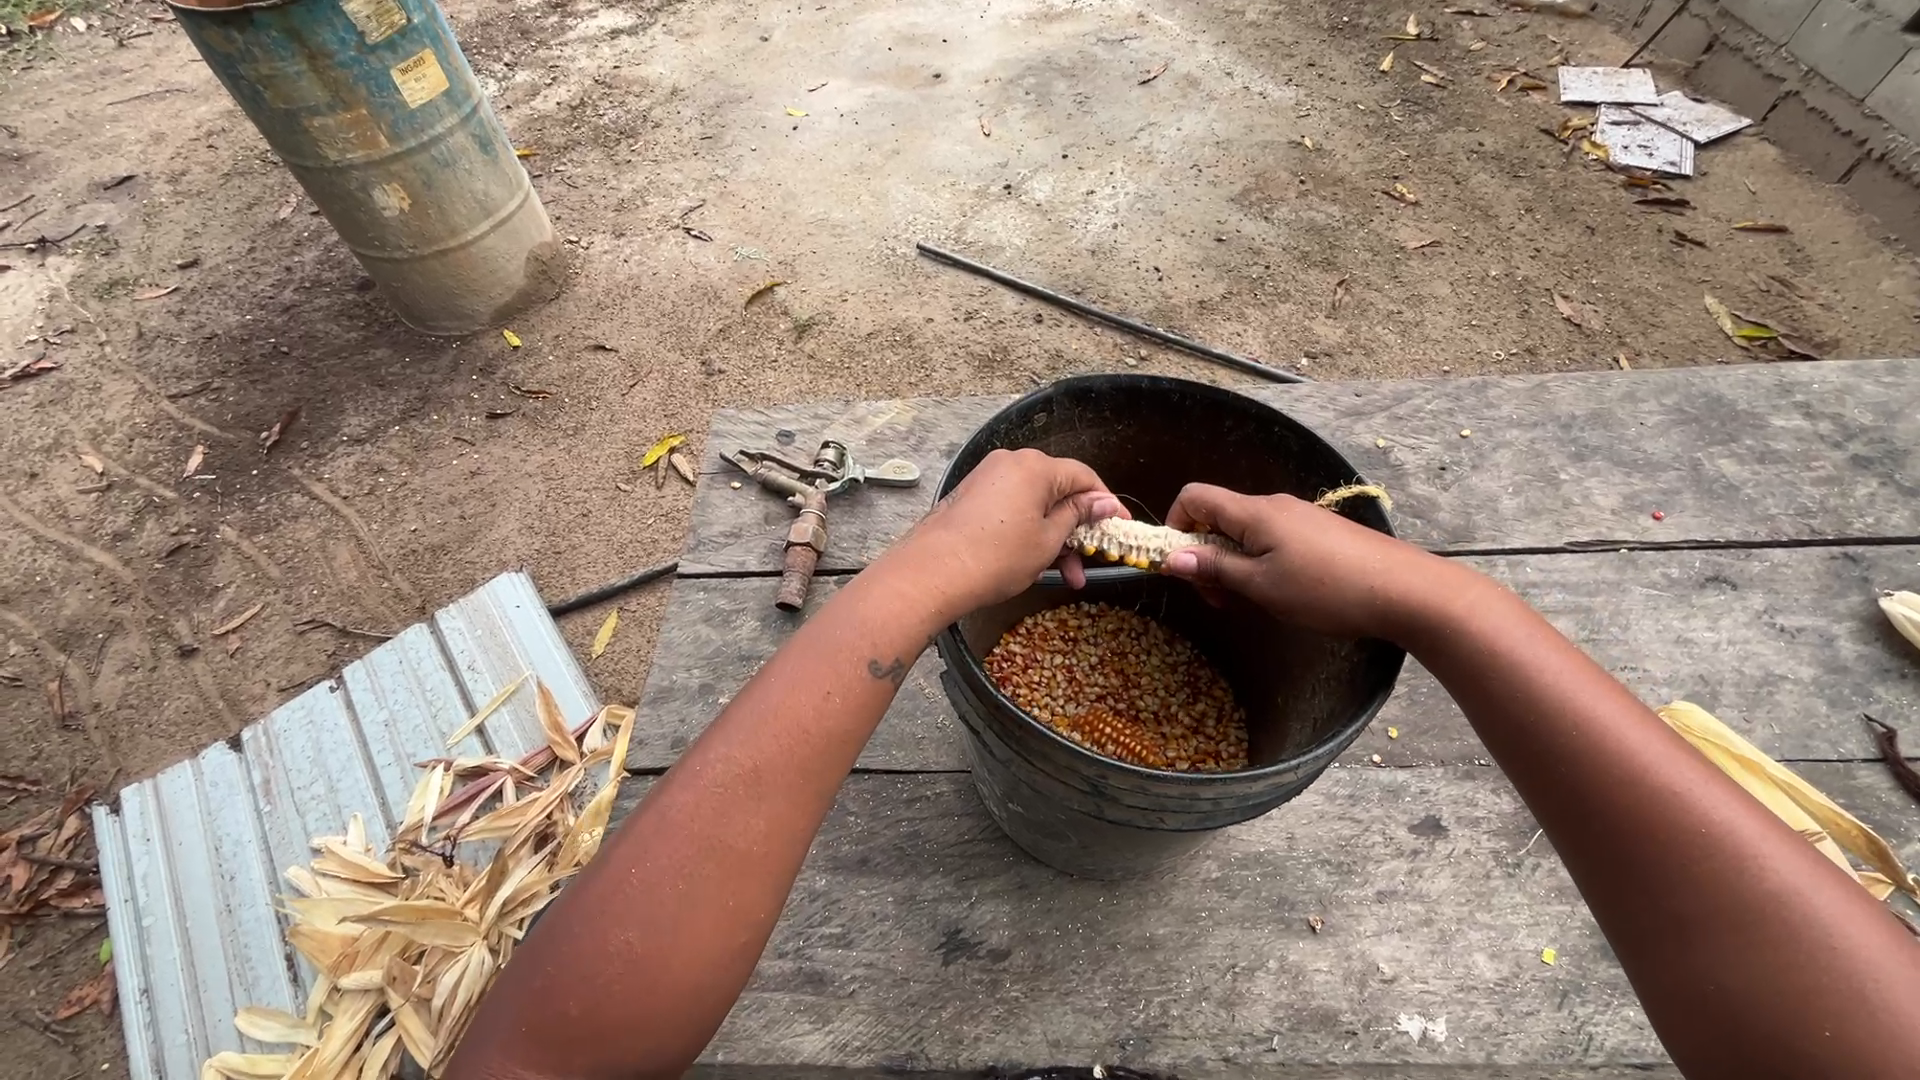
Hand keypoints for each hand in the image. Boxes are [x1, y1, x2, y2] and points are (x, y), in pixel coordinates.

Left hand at [886, 449, 1124, 616]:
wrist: (931, 572)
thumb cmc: (994, 557)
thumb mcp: (1048, 540)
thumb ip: (1078, 517)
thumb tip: (1103, 502)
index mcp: (1035, 467)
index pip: (1083, 476)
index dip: (1105, 502)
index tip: (1119, 525)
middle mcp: (1010, 463)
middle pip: (1058, 489)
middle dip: (1077, 528)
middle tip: (1090, 561)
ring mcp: (986, 478)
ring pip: (1034, 503)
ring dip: (1053, 535)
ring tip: (1063, 574)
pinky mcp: (971, 495)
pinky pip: (1011, 507)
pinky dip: (1027, 530)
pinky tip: (1034, 562)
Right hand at [1159, 483, 1448, 640]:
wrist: (1408, 591)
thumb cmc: (1327, 589)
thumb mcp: (1261, 585)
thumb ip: (1214, 567)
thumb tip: (1171, 557)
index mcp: (1253, 513)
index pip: (1194, 497)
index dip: (1175, 525)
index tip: (1182, 565)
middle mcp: (1273, 505)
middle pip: (1217, 517)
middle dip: (1203, 554)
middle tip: (1217, 598)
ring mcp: (1298, 517)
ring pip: (1243, 532)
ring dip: (1231, 563)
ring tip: (1248, 600)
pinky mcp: (1317, 532)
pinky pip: (1270, 538)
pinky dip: (1257, 562)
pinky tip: (1278, 592)